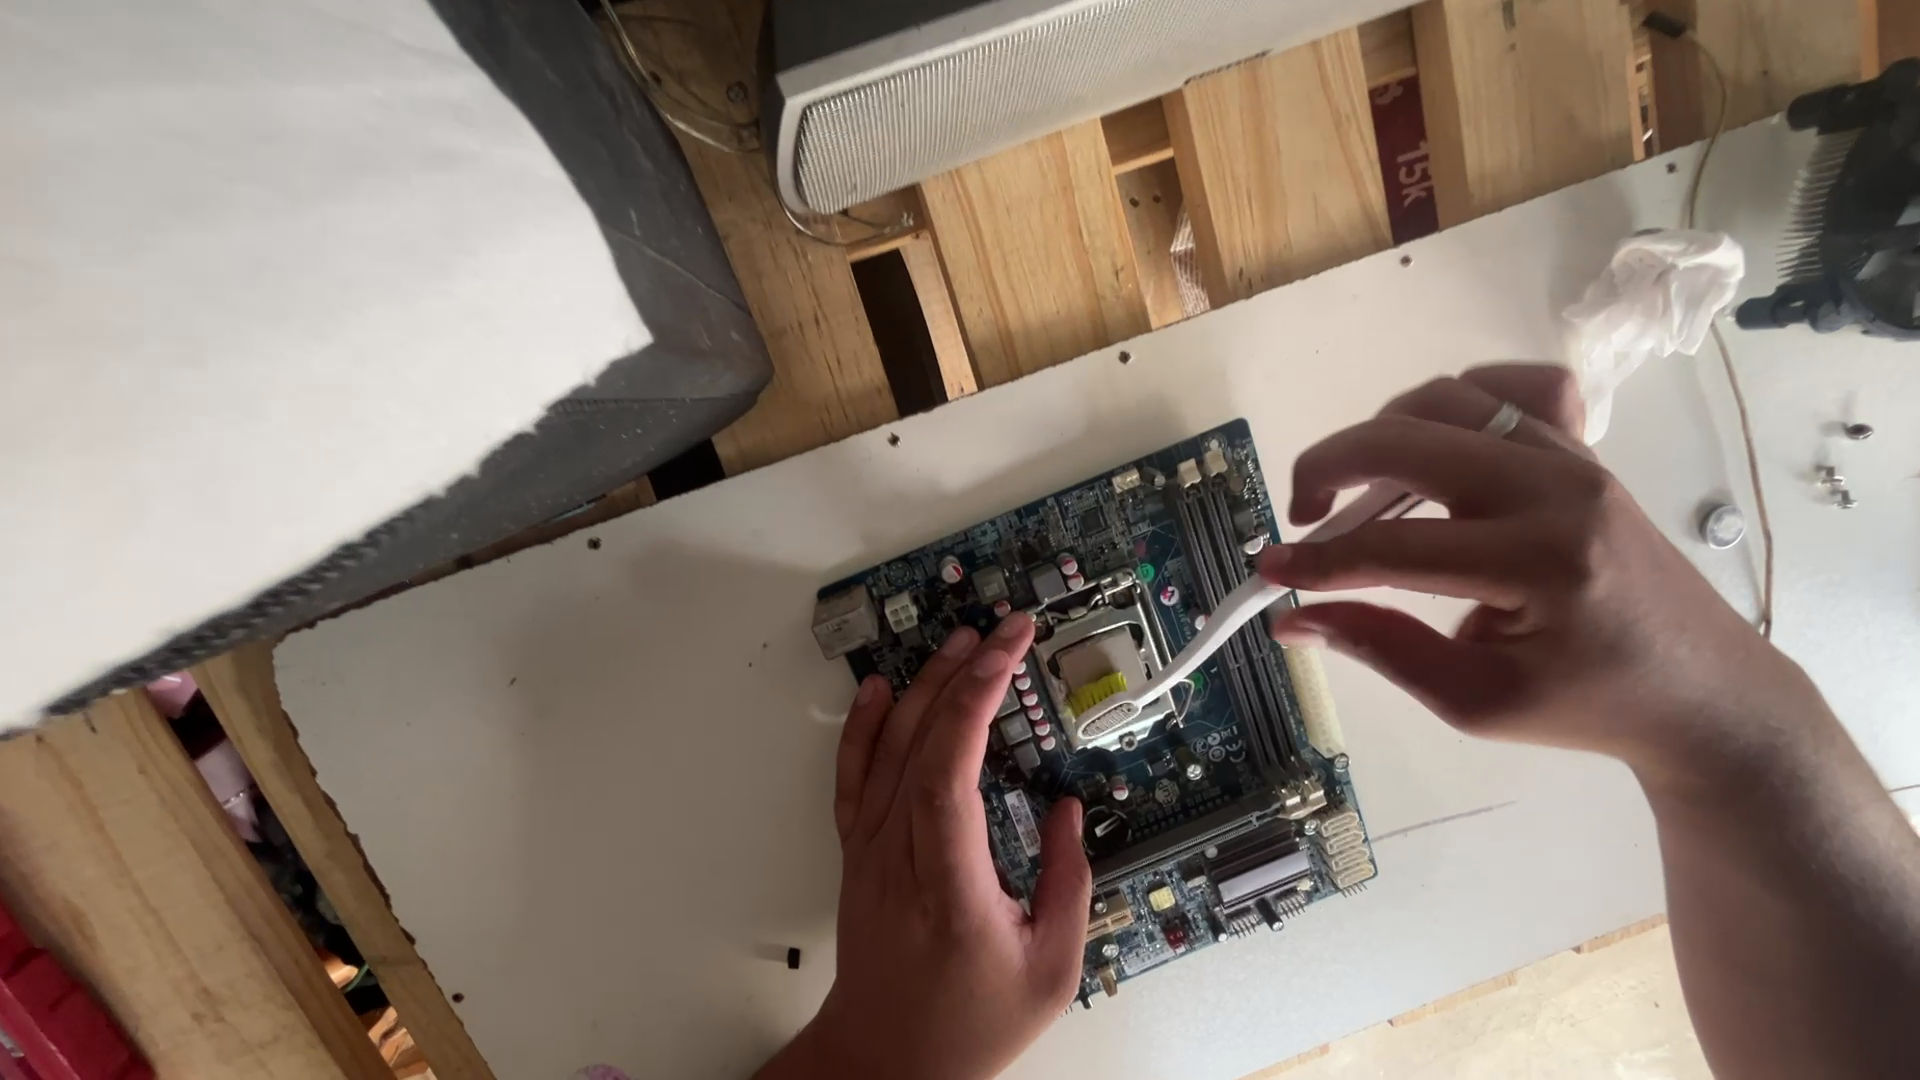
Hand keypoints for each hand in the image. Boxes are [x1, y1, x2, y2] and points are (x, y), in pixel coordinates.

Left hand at [757, 613, 1091, 1079]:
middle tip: (1003, 631)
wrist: (888, 1059)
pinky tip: (877, 689)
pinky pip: (852, 774)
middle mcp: (899, 857)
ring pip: (889, 747)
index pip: (951, 771)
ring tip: (960, 641)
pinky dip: (863, 725)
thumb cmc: (968, 1023)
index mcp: (950, 888)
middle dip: (967, 673)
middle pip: (923, 742)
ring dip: (925, 685)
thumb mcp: (1050, 969)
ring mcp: (869, 849)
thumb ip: (1068, 881)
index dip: (977, 700)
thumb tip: (1065, 807)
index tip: (1008, 652)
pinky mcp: (857, 848)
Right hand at [1262, 364, 1825, 785]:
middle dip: (1328, 468)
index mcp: (1538, 563)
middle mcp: (1557, 489)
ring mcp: (1575, 458)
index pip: (1391, 546)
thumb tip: (1289, 618)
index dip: (1315, 561)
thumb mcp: (1471, 699)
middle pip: (1407, 442)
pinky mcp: (1582, 450)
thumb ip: (1377, 647)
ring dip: (1380, 433)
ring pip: (1447, 399)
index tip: (1266, 572)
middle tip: (1302, 516)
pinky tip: (1435, 440)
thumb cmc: (1585, 703)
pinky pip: (1516, 387)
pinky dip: (1459, 399)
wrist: (1704, 689)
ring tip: (1359, 486)